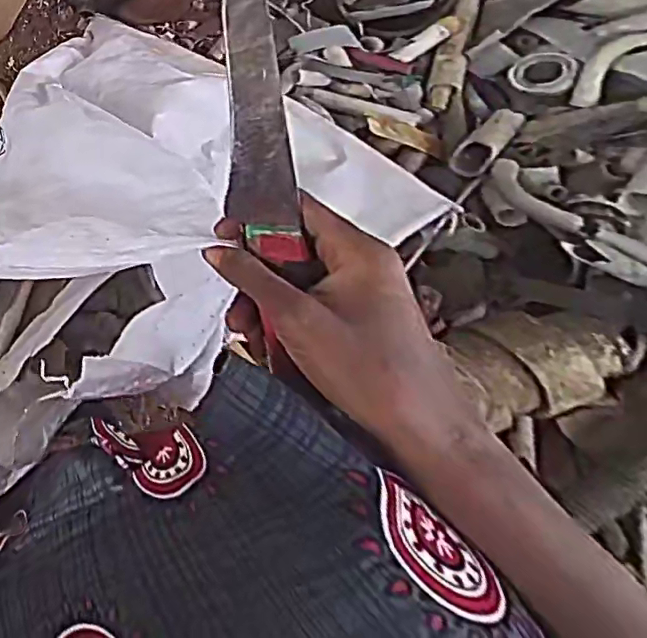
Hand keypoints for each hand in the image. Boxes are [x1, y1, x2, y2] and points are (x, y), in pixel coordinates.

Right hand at [203, 195, 489, 461]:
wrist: (424, 437)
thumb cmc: (383, 379)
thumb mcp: (296, 317)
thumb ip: (250, 276)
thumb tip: (221, 252)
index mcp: (360, 252)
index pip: (296, 208)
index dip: (255, 217)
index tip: (227, 235)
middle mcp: (361, 267)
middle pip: (287, 247)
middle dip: (254, 273)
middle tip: (239, 295)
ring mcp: (358, 294)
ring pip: (290, 278)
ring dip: (262, 301)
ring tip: (252, 327)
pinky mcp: (352, 320)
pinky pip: (302, 304)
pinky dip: (279, 319)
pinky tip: (270, 341)